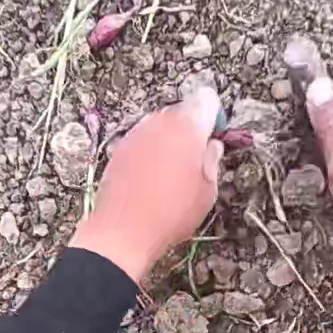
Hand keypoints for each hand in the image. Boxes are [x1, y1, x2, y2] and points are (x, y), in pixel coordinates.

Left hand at [69, 87, 223, 284]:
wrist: (123, 232)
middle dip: (191, 129)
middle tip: (195, 162)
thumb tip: (211, 145)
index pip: (207, 100)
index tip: (213, 138)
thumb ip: (212, 160)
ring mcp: (136, 133)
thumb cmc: (172, 214)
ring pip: (160, 126)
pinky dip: (151, 152)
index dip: (214, 117)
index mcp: (188, 127)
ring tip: (172, 174)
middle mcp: (160, 122)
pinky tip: (152, 179)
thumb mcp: (207, 192)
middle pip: (182, 112)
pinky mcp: (119, 147)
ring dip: (169, 141)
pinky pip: (143, 140)